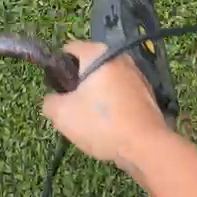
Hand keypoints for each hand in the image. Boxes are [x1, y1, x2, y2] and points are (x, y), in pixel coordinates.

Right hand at [40, 39, 172, 165]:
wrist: (146, 146)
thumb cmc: (101, 124)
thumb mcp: (63, 115)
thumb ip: (49, 102)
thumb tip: (52, 99)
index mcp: (97, 53)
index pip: (69, 49)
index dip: (58, 69)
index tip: (58, 91)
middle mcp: (118, 55)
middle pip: (89, 67)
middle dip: (79, 86)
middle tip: (74, 110)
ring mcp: (136, 73)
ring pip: (106, 82)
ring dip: (97, 97)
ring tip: (94, 123)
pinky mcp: (147, 92)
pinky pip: (121, 93)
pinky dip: (114, 105)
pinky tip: (112, 127)